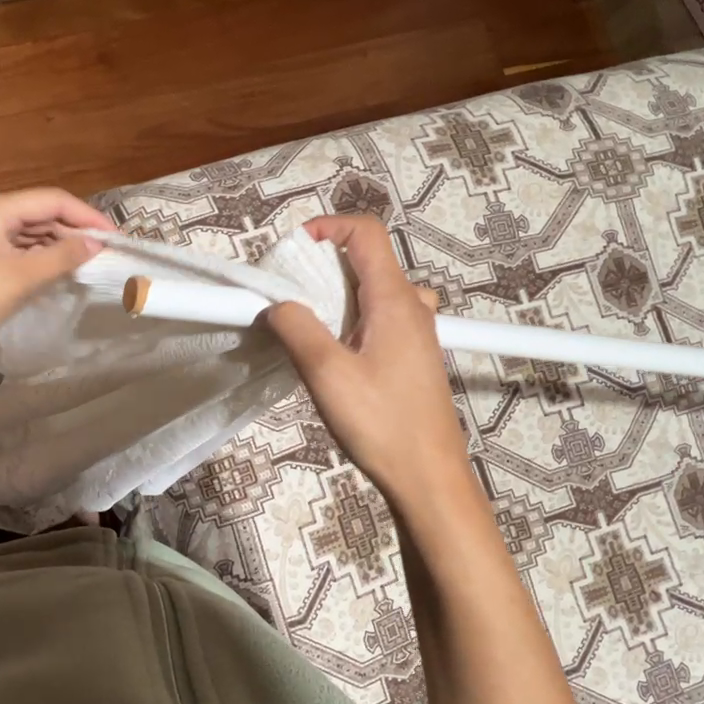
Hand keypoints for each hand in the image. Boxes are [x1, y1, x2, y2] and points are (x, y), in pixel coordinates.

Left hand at [0, 188, 111, 360]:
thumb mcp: (21, 278)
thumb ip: (61, 257)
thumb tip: (95, 243)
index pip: (52, 200)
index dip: (87, 216)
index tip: (116, 236)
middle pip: (42, 213)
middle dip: (75, 230)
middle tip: (108, 251)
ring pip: (32, 232)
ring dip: (60, 245)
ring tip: (91, 262)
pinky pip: (20, 248)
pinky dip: (42, 257)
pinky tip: (62, 271)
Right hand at [266, 216, 467, 505]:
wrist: (427, 476)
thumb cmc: (381, 422)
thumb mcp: (326, 374)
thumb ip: (297, 329)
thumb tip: (276, 304)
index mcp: (394, 300)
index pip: (366, 233)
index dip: (327, 227)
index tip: (293, 249)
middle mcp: (412, 307)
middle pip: (367, 260)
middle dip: (322, 265)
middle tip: (288, 295)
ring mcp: (416, 333)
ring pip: (373, 291)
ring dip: (336, 295)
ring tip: (306, 324)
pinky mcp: (413, 357)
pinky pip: (379, 318)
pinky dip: (350, 319)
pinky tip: (331, 354)